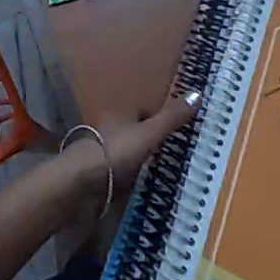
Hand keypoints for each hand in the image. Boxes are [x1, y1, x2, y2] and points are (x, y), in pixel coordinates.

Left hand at [49, 94, 199, 206]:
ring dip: (140, 160)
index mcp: (119, 114)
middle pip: (133, 131)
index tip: (178, 130)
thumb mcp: (148, 133)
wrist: (81, 181)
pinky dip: (132, 177)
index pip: (142, 111)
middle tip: (175, 153)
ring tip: (164, 172)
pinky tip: (143, 186)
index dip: (159, 118)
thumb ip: (170, 118)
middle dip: (150, 140)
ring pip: (126, 152)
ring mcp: (102, 152)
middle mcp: (109, 129)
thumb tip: (198, 93)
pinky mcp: (98, 174)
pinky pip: (120, 173)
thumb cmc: (116, 151)